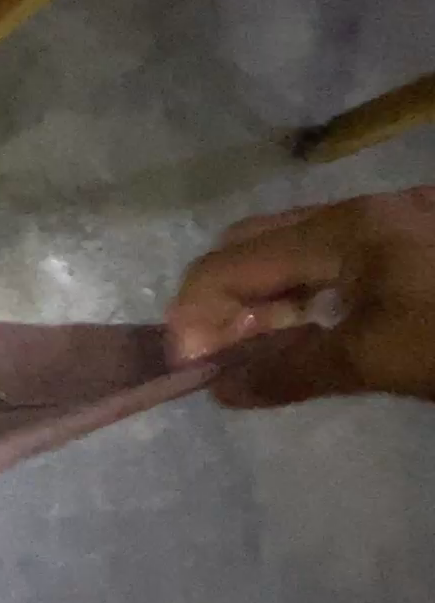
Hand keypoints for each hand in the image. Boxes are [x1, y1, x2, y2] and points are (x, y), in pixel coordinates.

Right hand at [167, 185, 434, 406]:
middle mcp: (363, 211)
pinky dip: (306, 294)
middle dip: (219, 300)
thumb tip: (221, 391)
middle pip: (247, 246)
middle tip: (226, 350)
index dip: (190, 319)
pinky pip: (334, 257)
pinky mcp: (423, 239)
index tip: (195, 369)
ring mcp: (398, 220)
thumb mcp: (383, 360)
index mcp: (345, 230)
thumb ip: (290, 372)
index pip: (222, 268)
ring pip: (290, 251)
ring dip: (262, 299)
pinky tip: (319, 328)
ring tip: (270, 345)